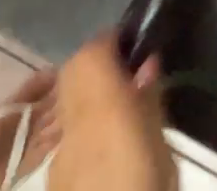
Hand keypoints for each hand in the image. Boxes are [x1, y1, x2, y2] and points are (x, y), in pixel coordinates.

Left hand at [49, 33, 174, 190]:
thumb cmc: (141, 188)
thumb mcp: (161, 149)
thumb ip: (149, 101)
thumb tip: (147, 63)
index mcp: (103, 109)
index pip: (93, 53)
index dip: (112, 41)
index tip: (135, 41)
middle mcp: (72, 122)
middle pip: (72, 72)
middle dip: (96, 60)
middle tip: (128, 66)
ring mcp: (58, 148)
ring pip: (66, 97)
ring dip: (87, 87)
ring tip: (118, 97)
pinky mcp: (55, 172)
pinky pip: (64, 127)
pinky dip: (82, 117)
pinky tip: (103, 134)